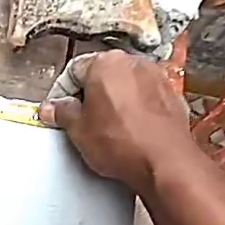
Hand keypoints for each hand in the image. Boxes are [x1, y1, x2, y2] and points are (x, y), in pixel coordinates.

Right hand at [37, 51, 196, 194]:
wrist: (164, 162)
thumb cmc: (122, 143)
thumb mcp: (79, 131)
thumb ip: (63, 113)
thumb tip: (53, 108)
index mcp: (105, 63)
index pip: (74, 70)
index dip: (62, 92)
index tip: (59, 109)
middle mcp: (133, 62)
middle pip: (102, 74)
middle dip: (91, 95)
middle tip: (82, 121)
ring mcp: (157, 77)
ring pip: (126, 85)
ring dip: (115, 101)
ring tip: (108, 129)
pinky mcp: (172, 95)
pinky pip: (146, 98)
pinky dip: (137, 109)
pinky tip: (131, 131)